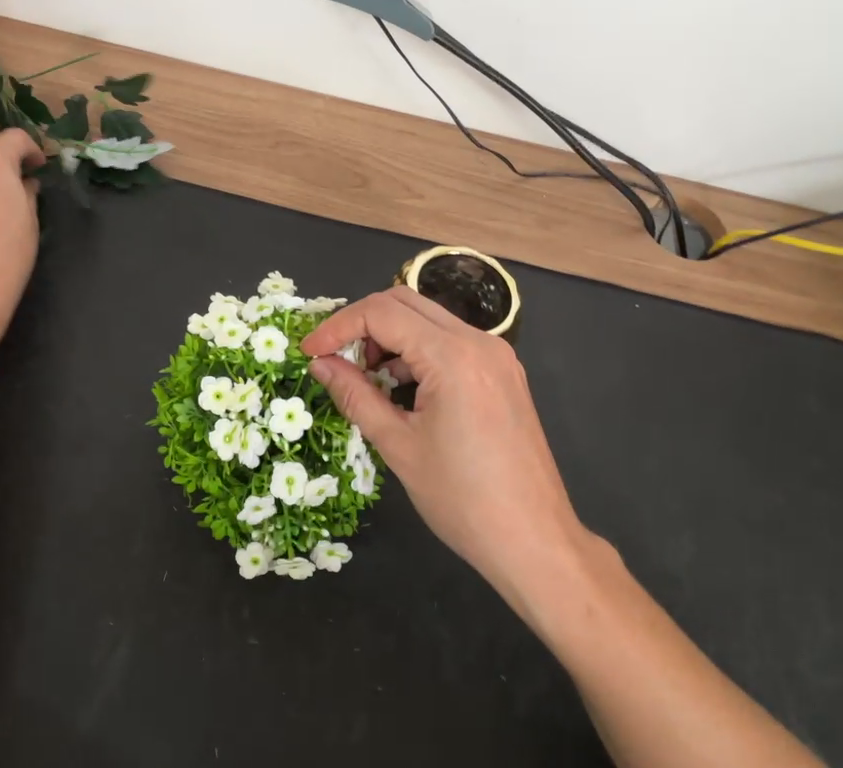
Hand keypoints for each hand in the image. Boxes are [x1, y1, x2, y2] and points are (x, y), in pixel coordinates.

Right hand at [303, 288, 596, 610]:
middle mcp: (479, 342)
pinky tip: (400, 388)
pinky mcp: (502, 374)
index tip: (309, 352)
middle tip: (333, 359)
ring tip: (364, 379)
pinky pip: (450, 342)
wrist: (534, 540)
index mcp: (453, 357)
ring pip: (428, 319)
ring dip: (389, 336)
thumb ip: (355, 395)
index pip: (382, 313)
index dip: (337, 327)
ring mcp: (496, 356)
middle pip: (404, 302)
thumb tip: (320, 364)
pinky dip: (416, 351)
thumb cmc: (461, 499)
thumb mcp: (398, 445)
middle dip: (361, 324)